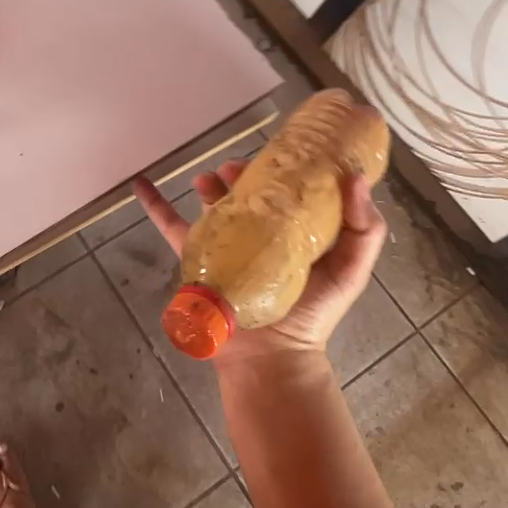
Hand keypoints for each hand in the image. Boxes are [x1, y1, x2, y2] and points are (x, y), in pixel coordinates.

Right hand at [132, 160, 385, 364]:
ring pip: (211, 204)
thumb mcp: (351, 268)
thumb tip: (354, 178)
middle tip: (235, 166)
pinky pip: (170, 228)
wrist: (272, 357)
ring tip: (206, 179)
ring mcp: (225, 247)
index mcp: (293, 233)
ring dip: (206, 183)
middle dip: (239, 172)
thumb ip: (364, 228)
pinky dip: (154, 205)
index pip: (285, 190)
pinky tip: (142, 183)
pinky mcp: (198, 260)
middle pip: (245, 193)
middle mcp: (258, 236)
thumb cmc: (314, 313)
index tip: (278, 150)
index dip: (280, 167)